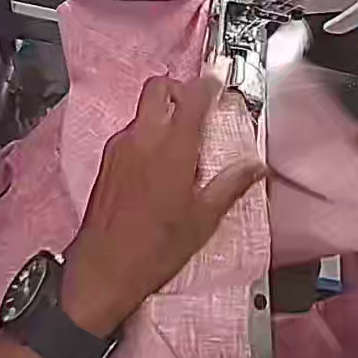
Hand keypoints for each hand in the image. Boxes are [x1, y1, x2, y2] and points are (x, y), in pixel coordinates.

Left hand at [62, 75, 264, 336]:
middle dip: (180, 90)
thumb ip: (231, 185)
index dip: (208, 86)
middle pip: (158, 88)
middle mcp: (142, 140)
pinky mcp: (107, 162)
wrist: (102, 271)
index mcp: (172, 149)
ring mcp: (119, 149)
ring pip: (142, 110)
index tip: (218, 87)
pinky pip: (131, 132)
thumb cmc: (155, 248)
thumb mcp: (203, 219)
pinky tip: (158, 164)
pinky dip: (147, 134)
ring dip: (163, 113)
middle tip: (197, 108)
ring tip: (181, 143)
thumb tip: (255, 166)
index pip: (192, 98)